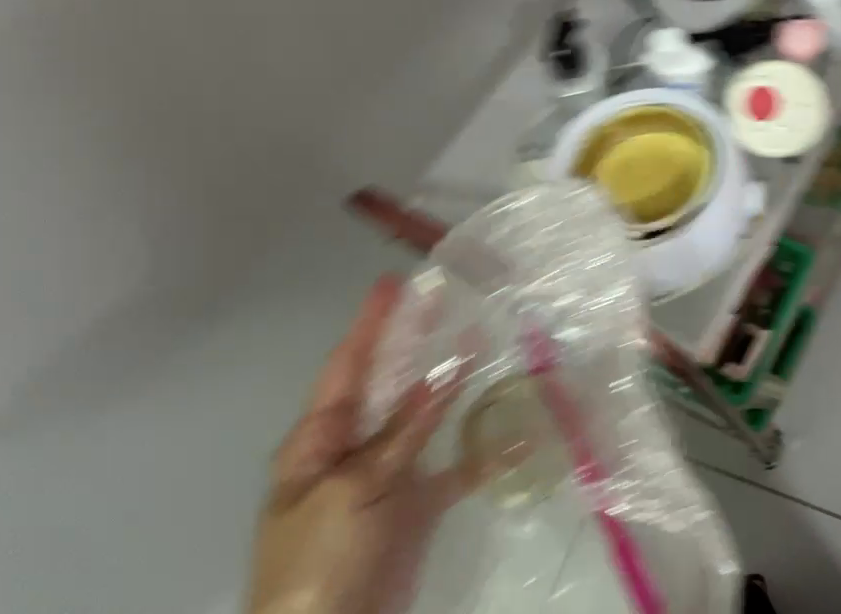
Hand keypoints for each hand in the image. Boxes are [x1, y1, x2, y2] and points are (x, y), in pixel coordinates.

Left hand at [248, 275, 472, 613]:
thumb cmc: (320, 557)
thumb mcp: (354, 489)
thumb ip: (403, 431)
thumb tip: (446, 372)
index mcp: (318, 441)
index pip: (348, 367)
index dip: (372, 324)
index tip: (395, 282)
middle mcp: (352, 449)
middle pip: (389, 383)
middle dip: (415, 340)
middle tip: (447, 295)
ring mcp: (386, 477)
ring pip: (425, 418)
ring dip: (454, 384)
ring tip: (486, 341)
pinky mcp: (416, 506)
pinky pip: (455, 469)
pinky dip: (486, 453)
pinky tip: (522, 434)